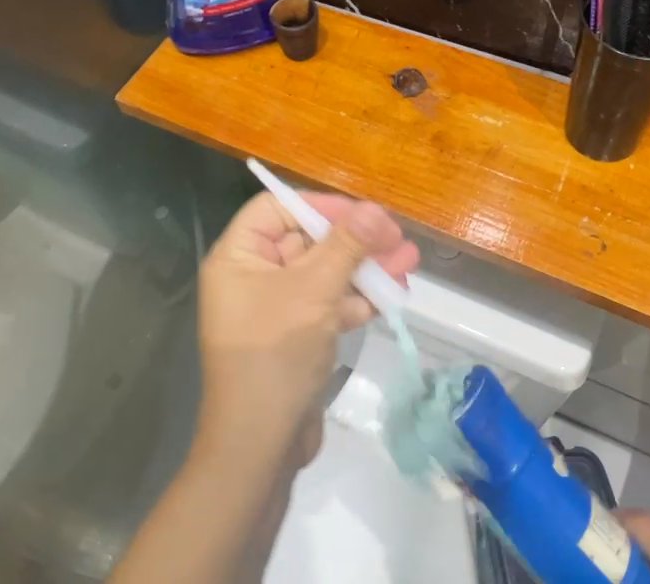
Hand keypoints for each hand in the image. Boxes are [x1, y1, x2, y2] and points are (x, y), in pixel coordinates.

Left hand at [195, 191, 418, 468]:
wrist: (261, 444)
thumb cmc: (276, 355)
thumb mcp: (314, 292)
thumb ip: (346, 247)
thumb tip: (375, 210)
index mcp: (238, 258)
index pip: (276, 209)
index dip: (320, 206)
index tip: (363, 213)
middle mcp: (252, 277)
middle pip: (306, 240)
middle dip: (355, 239)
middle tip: (398, 239)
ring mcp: (275, 309)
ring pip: (324, 274)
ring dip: (365, 268)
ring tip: (410, 263)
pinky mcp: (296, 337)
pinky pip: (328, 305)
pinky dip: (357, 299)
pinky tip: (393, 297)